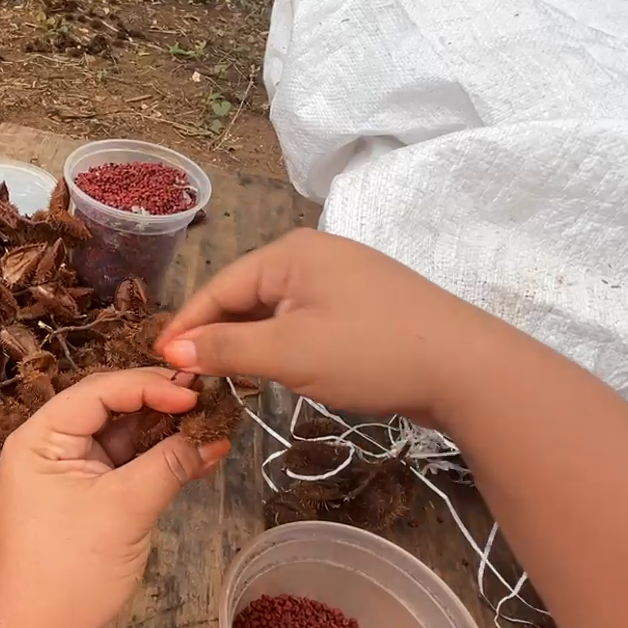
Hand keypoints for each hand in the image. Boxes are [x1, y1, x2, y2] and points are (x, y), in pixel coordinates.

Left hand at [0, 369, 230, 627]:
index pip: (98, 391)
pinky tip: (200, 457)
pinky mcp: (88, 493)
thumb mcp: (125, 509)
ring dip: (166, 433)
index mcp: (40, 436)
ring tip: (214, 426)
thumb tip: (213, 435)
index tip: (195, 394)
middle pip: (111, 407)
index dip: (148, 386)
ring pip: (124, 435)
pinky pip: (127, 464)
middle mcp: (50, 444)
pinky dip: (159, 461)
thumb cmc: (72, 570)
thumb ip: (169, 464)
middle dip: (161, 406)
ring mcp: (69, 469)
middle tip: (211, 401)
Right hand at [153, 228, 510, 424]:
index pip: (219, 287)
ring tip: (220, 374)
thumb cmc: (369, 353)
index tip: (157, 360)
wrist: (469, 371)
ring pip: (273, 309)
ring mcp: (340, 278)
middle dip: (214, 333)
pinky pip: (301, 319)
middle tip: (186, 374)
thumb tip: (173, 352)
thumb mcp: (287, 353)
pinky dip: (278, 343)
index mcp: (291, 253)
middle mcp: (312, 255)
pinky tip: (270, 366)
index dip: (186, 326)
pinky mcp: (360, 304)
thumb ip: (225, 348)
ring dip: (245, 341)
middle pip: (244, 295)